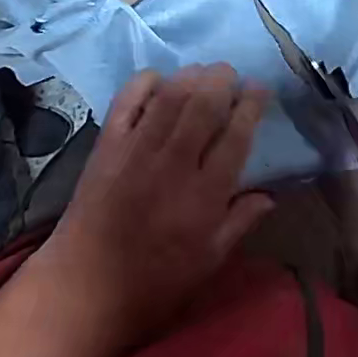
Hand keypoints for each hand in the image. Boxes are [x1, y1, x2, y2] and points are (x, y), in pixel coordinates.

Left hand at [22, 65, 274, 356]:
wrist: (87, 284)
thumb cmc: (154, 280)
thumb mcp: (208, 261)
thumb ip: (240, 222)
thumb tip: (270, 194)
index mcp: (204, 195)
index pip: (236, 136)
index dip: (251, 105)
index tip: (259, 88)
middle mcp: (174, 163)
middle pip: (204, 104)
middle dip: (222, 79)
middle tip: (231, 74)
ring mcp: (137, 148)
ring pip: (170, 96)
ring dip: (191, 75)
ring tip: (203, 71)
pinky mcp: (108, 142)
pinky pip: (128, 99)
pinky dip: (145, 81)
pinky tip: (159, 80)